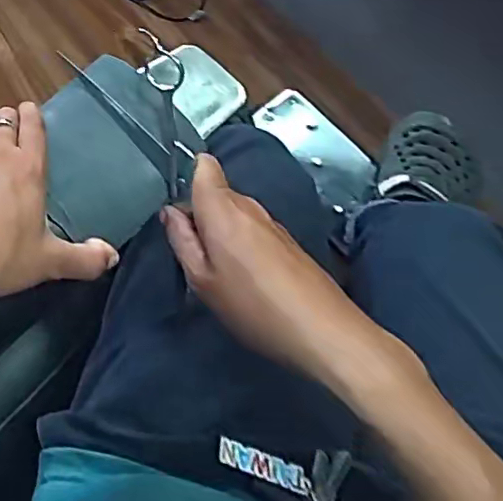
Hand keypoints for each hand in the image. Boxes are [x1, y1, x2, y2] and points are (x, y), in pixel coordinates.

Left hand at [0, 102, 117, 315]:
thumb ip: (84, 258)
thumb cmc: (3, 256)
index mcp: (29, 167)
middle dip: (6, 122)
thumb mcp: (48, 261)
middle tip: (7, 133)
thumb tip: (111, 255)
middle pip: (3, 121)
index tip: (28, 109)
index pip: (33, 127)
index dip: (31, 115)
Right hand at [161, 154, 398, 390]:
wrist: (331, 337)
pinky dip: (246, 244)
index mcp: (221, 207)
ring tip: (222, 268)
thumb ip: (181, 239)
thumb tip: (170, 213)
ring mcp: (274, 225)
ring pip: (236, 213)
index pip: (204, 166)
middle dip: (201, 211)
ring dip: (224, 230)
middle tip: (195, 249)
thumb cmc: (256, 306)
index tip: (178, 203)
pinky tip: (250, 278)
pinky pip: (255, 230)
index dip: (188, 174)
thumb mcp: (202, 279)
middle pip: (217, 193)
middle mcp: (249, 206)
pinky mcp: (292, 245)